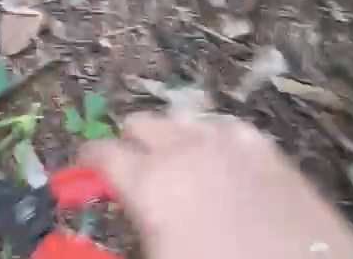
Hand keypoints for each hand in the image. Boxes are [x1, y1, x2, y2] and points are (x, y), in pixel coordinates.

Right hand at [78, 112, 352, 258]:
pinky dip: (213, 141)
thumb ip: (133, 233)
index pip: (100, 152)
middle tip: (138, 174)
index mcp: (148, 183)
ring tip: (181, 168)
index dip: (89, 161)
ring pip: (179, 119)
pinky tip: (222, 164)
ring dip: (172, 139)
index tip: (88, 172)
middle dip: (132, 145)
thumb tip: (107, 223)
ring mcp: (225, 142)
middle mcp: (180, 150)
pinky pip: (223, 127)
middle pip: (138, 124)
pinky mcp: (265, 148)